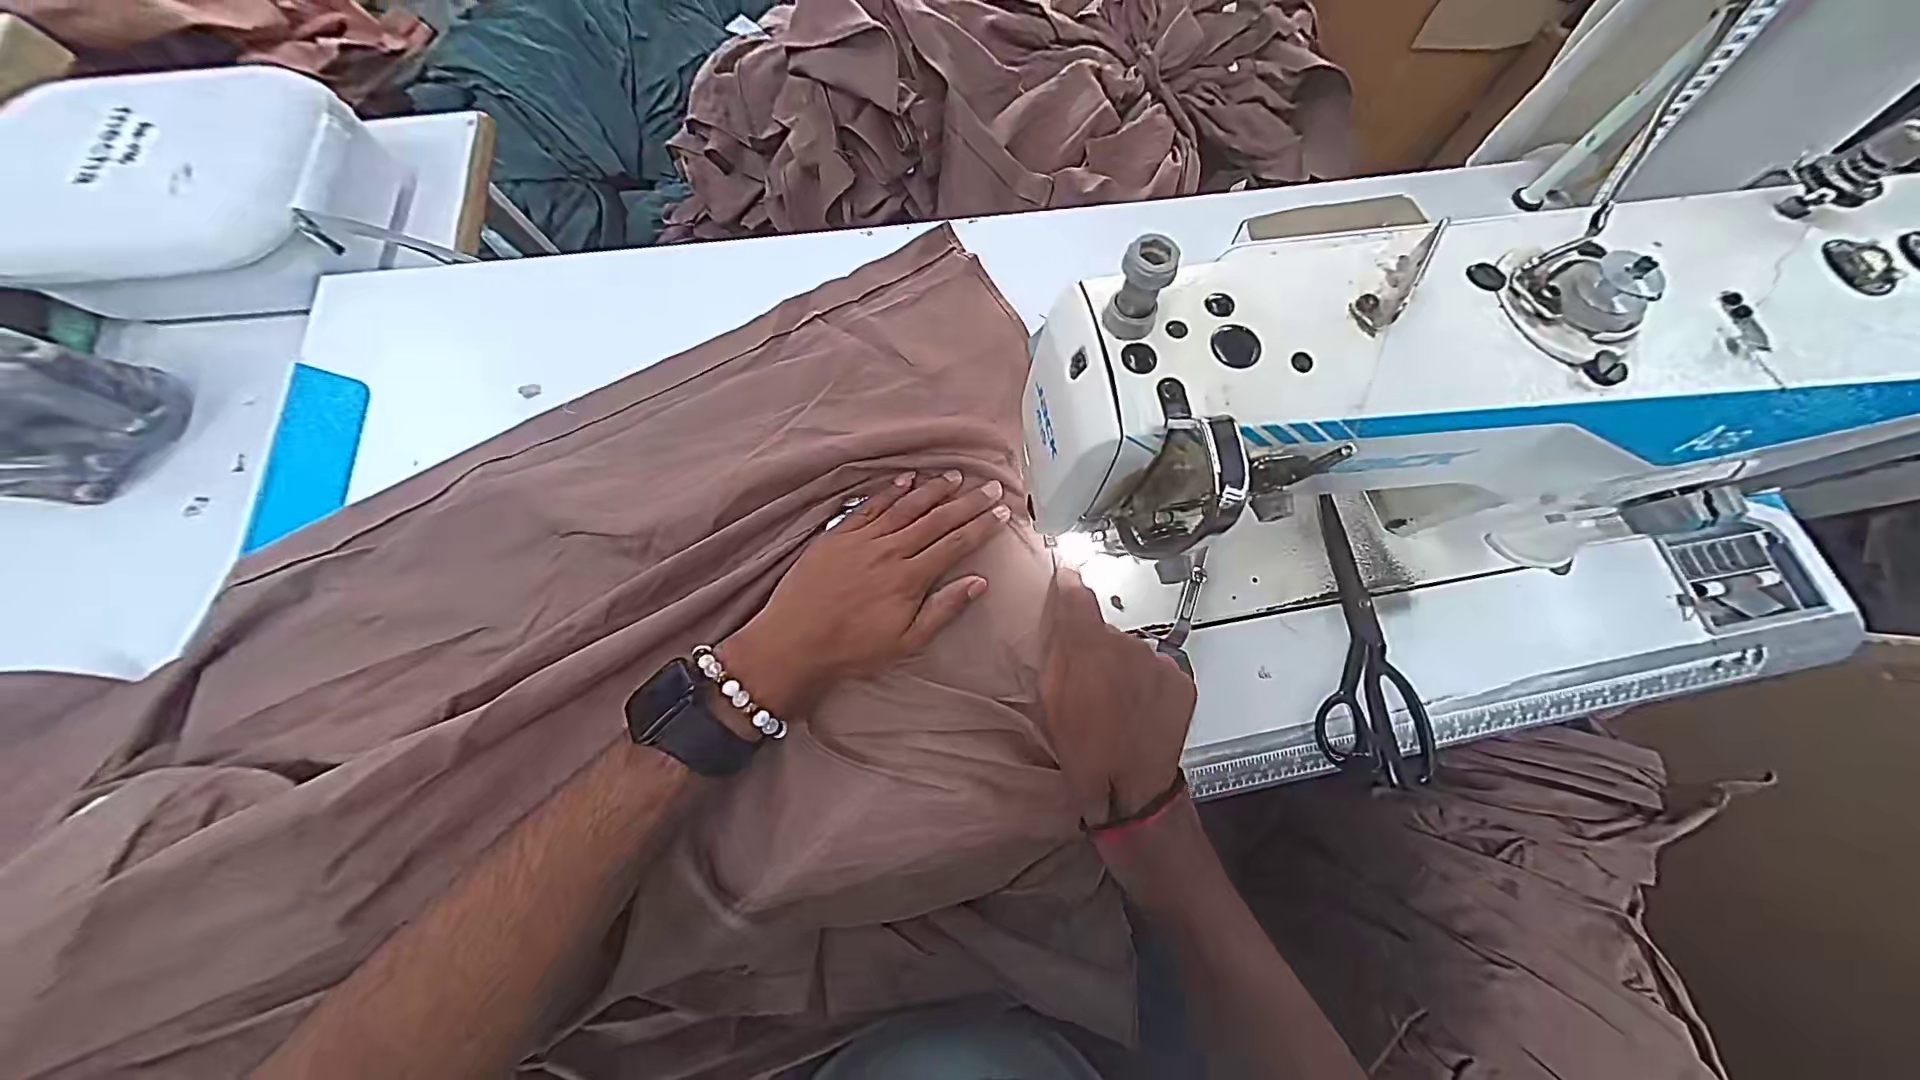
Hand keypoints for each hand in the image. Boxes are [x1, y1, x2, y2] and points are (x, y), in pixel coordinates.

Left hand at [718, 470, 1011, 722]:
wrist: (793, 642)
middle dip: (967, 502)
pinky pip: (869, 505)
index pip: (955, 543)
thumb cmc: (852, 649)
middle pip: (936, 519)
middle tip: (989, 486)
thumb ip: (943, 609)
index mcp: (909, 578)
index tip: (1000, 512)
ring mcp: (862, 540)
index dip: (981, 526)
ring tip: (955, 477)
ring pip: (905, 506)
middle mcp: (889, 551)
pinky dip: (890, 490)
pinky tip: (906, 479)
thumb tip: (978, 582)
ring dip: (933, 490)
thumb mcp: (906, 642)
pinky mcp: (837, 535)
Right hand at [1039, 567, 1196, 825]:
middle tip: (1092, 680)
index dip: (1068, 581)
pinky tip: (1140, 707)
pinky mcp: (1180, 678)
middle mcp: (1124, 645)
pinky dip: (1149, 682)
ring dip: (1124, 666)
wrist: (1128, 787)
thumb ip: (1055, 651)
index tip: (1066, 573)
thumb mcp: (1050, 697)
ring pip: (1133, 650)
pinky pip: (1158, 668)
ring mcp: (1156, 661)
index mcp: (1084, 646)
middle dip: (1097, 646)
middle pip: (1105, 629)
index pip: (1076, 593)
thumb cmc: (1083, 748)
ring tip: (1117, 701)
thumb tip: (1060, 622)